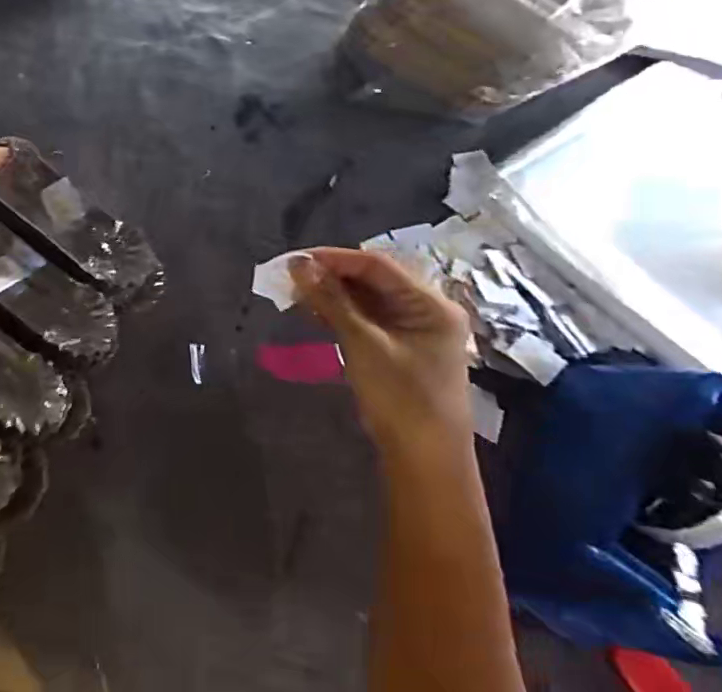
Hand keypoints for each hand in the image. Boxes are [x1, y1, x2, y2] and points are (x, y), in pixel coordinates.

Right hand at [291, 248, 473, 456]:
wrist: (425, 463)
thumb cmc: (402, 400)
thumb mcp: (363, 345)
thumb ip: (331, 301)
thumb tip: (298, 264)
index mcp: (431, 304)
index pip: (377, 266)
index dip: (335, 258)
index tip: (295, 259)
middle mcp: (425, 310)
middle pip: (373, 280)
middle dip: (330, 275)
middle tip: (290, 275)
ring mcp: (413, 330)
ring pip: (367, 299)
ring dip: (332, 294)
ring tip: (294, 292)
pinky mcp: (398, 348)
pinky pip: (366, 319)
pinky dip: (340, 313)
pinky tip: (312, 311)